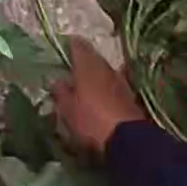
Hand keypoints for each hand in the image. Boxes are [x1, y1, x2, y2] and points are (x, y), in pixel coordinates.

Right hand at [50, 37, 146, 154]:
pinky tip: (102, 97)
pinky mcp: (131, 98)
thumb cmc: (91, 120)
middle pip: (93, 57)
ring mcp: (120, 82)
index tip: (64, 46)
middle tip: (73, 67)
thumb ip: (60, 92)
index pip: (77, 45)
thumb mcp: (68, 109)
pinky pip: (115, 85)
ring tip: (87, 83)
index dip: (70, 44)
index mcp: (86, 65)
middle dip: (84, 60)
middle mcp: (104, 68)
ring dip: (97, 74)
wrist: (129, 141)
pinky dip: (107, 87)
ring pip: (105, 71)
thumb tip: (55, 80)